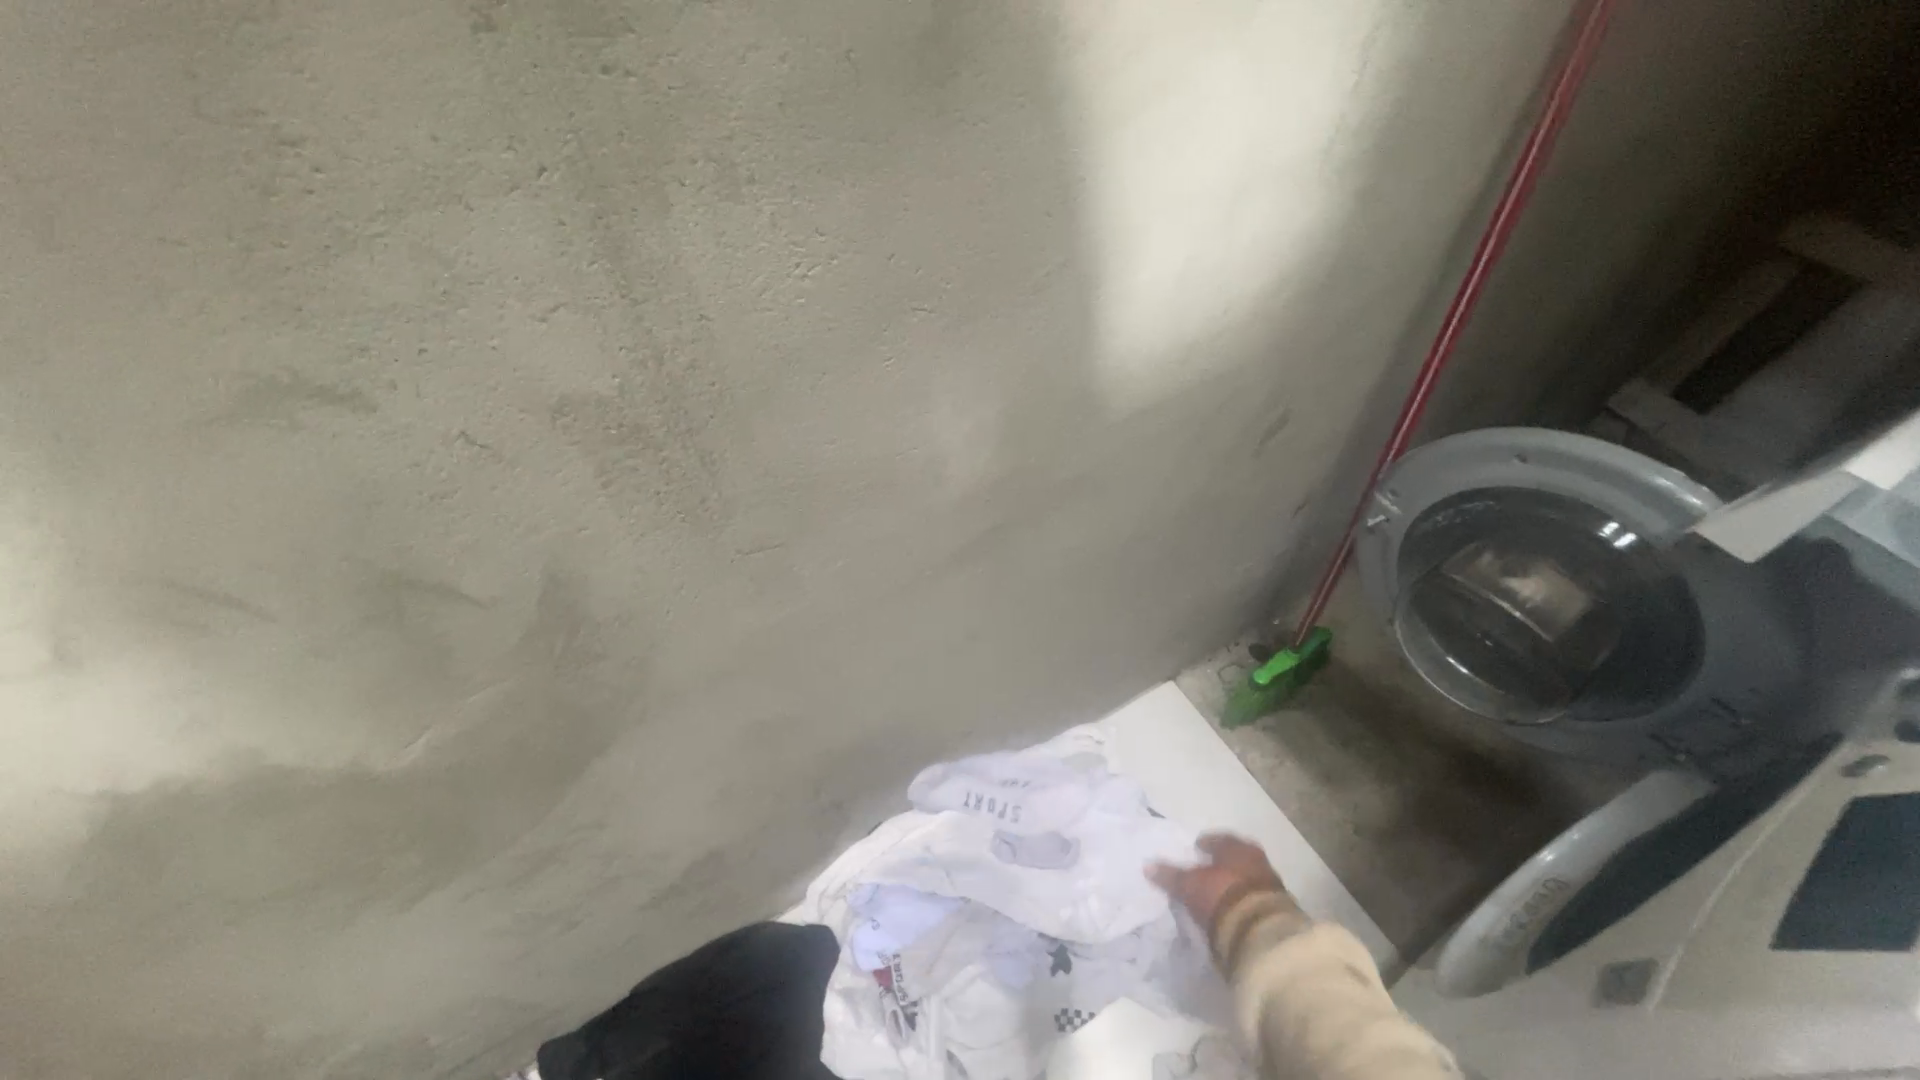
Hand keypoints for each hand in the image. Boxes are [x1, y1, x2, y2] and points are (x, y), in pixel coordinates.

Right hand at [1147, 833, 1288, 929]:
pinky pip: (1256, 898)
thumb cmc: (1222, 895)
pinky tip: (1233, 909)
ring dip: (1236, 883)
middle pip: (1237, 857)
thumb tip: (1147, 866)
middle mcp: (1257, 860)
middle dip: (1223, 863)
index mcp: (1237, 847)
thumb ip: (1170, 875)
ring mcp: (1271, 885)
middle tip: (1208, 870)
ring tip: (1219, 892)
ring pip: (1248, 877)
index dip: (1206, 843)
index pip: (1219, 839)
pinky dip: (1244, 900)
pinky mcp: (1278, 910)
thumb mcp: (1190, 886)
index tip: (1196, 849)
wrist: (1262, 932)